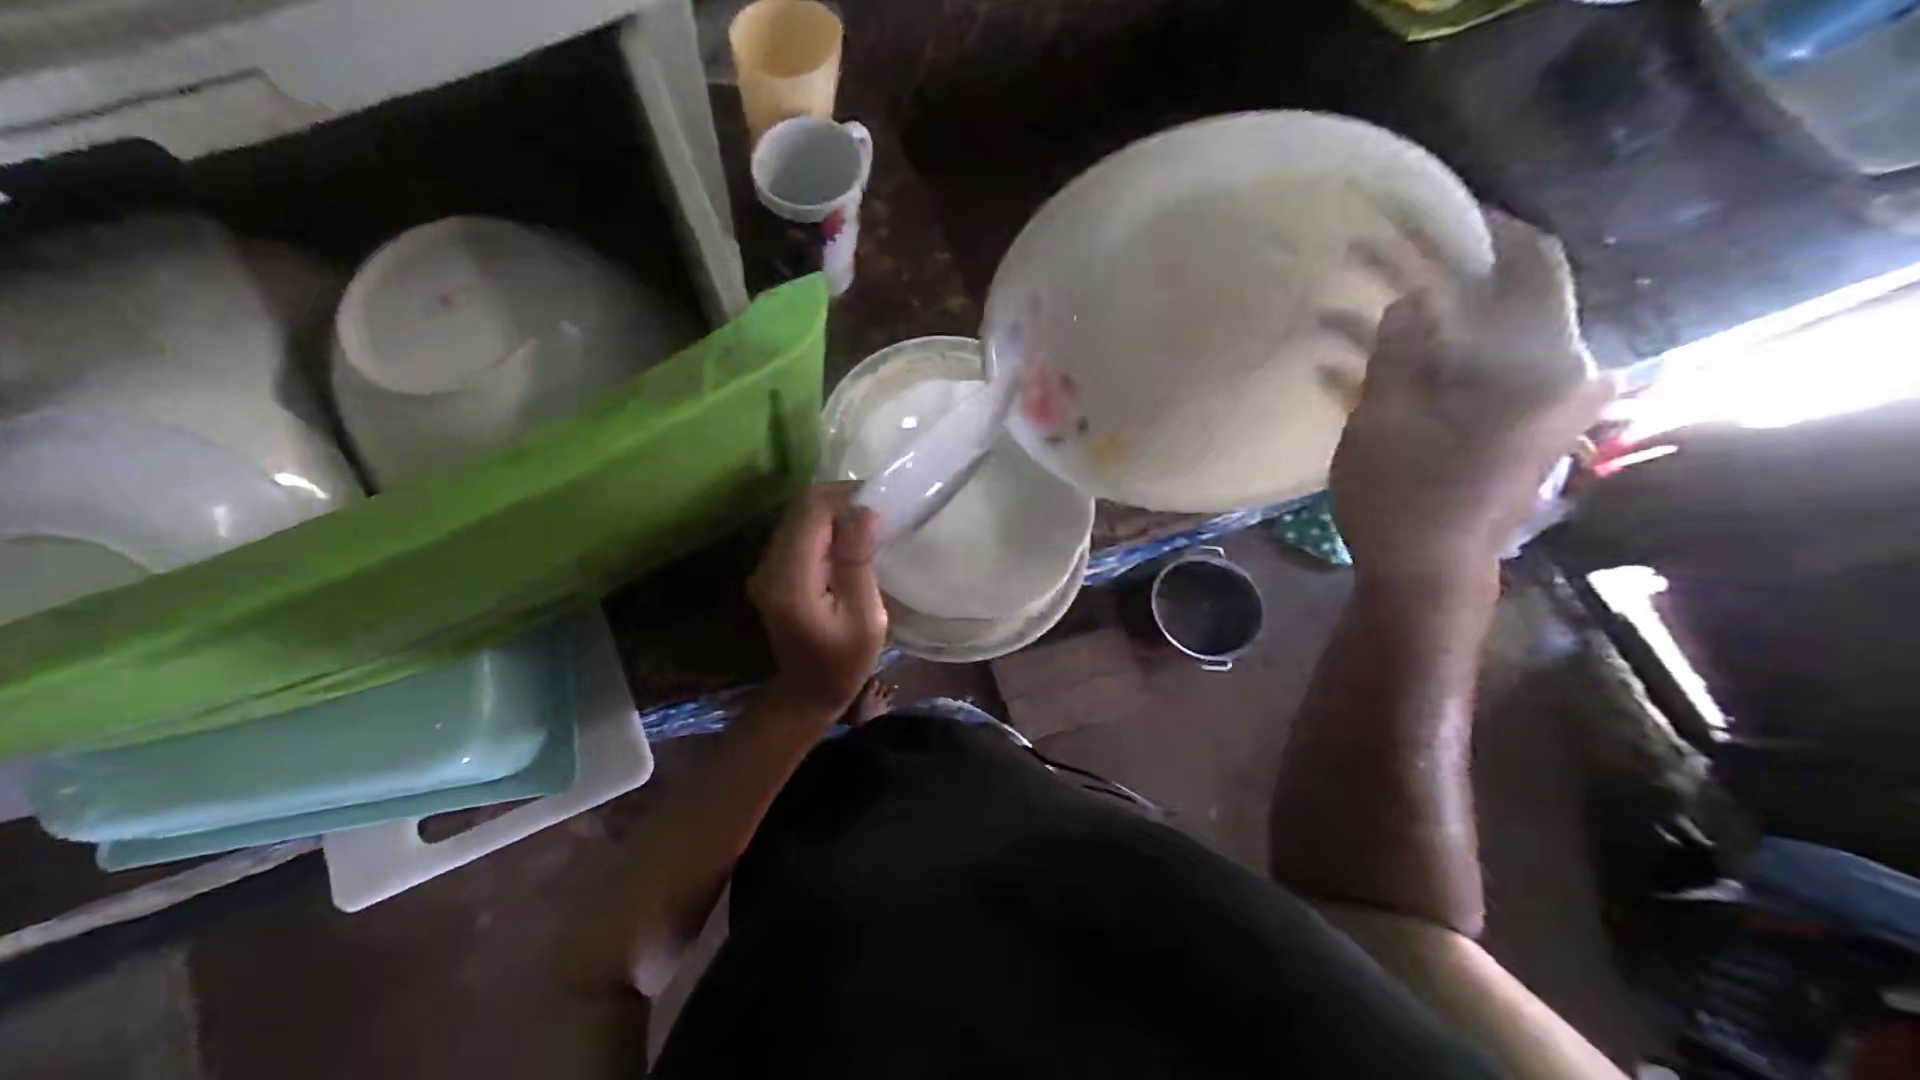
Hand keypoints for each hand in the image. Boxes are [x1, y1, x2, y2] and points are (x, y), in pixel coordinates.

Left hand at [747, 483, 887, 720]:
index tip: (882, 505)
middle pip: (801, 508)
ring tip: (868, 521)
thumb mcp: (866, 619)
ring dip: (834, 510)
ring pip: (798, 515)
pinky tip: (849, 538)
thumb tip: (864, 512)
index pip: (811, 513)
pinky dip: (825, 525)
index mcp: (790, 581)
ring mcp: (765, 567)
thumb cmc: (844, 662)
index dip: (845, 498)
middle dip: (841, 499)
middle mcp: (769, 567)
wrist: (807, 691)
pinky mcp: (771, 569)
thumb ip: (858, 563)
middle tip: (879, 510)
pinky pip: (798, 531)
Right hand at [1332, 214, 1612, 586]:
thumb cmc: (1406, 500)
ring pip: (1478, 343)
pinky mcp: (1513, 431)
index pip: (1531, 264)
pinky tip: (1362, 368)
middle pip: (1501, 304)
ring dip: (1420, 329)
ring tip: (1352, 316)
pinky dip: (1426, 368)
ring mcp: (1537, 407)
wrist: (1427, 578)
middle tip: (1378, 264)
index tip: (1430, 212)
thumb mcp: (1387, 418)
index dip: (1483, 231)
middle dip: (1436, 283)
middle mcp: (1558, 377)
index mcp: (1543, 365)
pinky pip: (1471, 379)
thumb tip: (1408, 301)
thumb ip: (1400, 349)